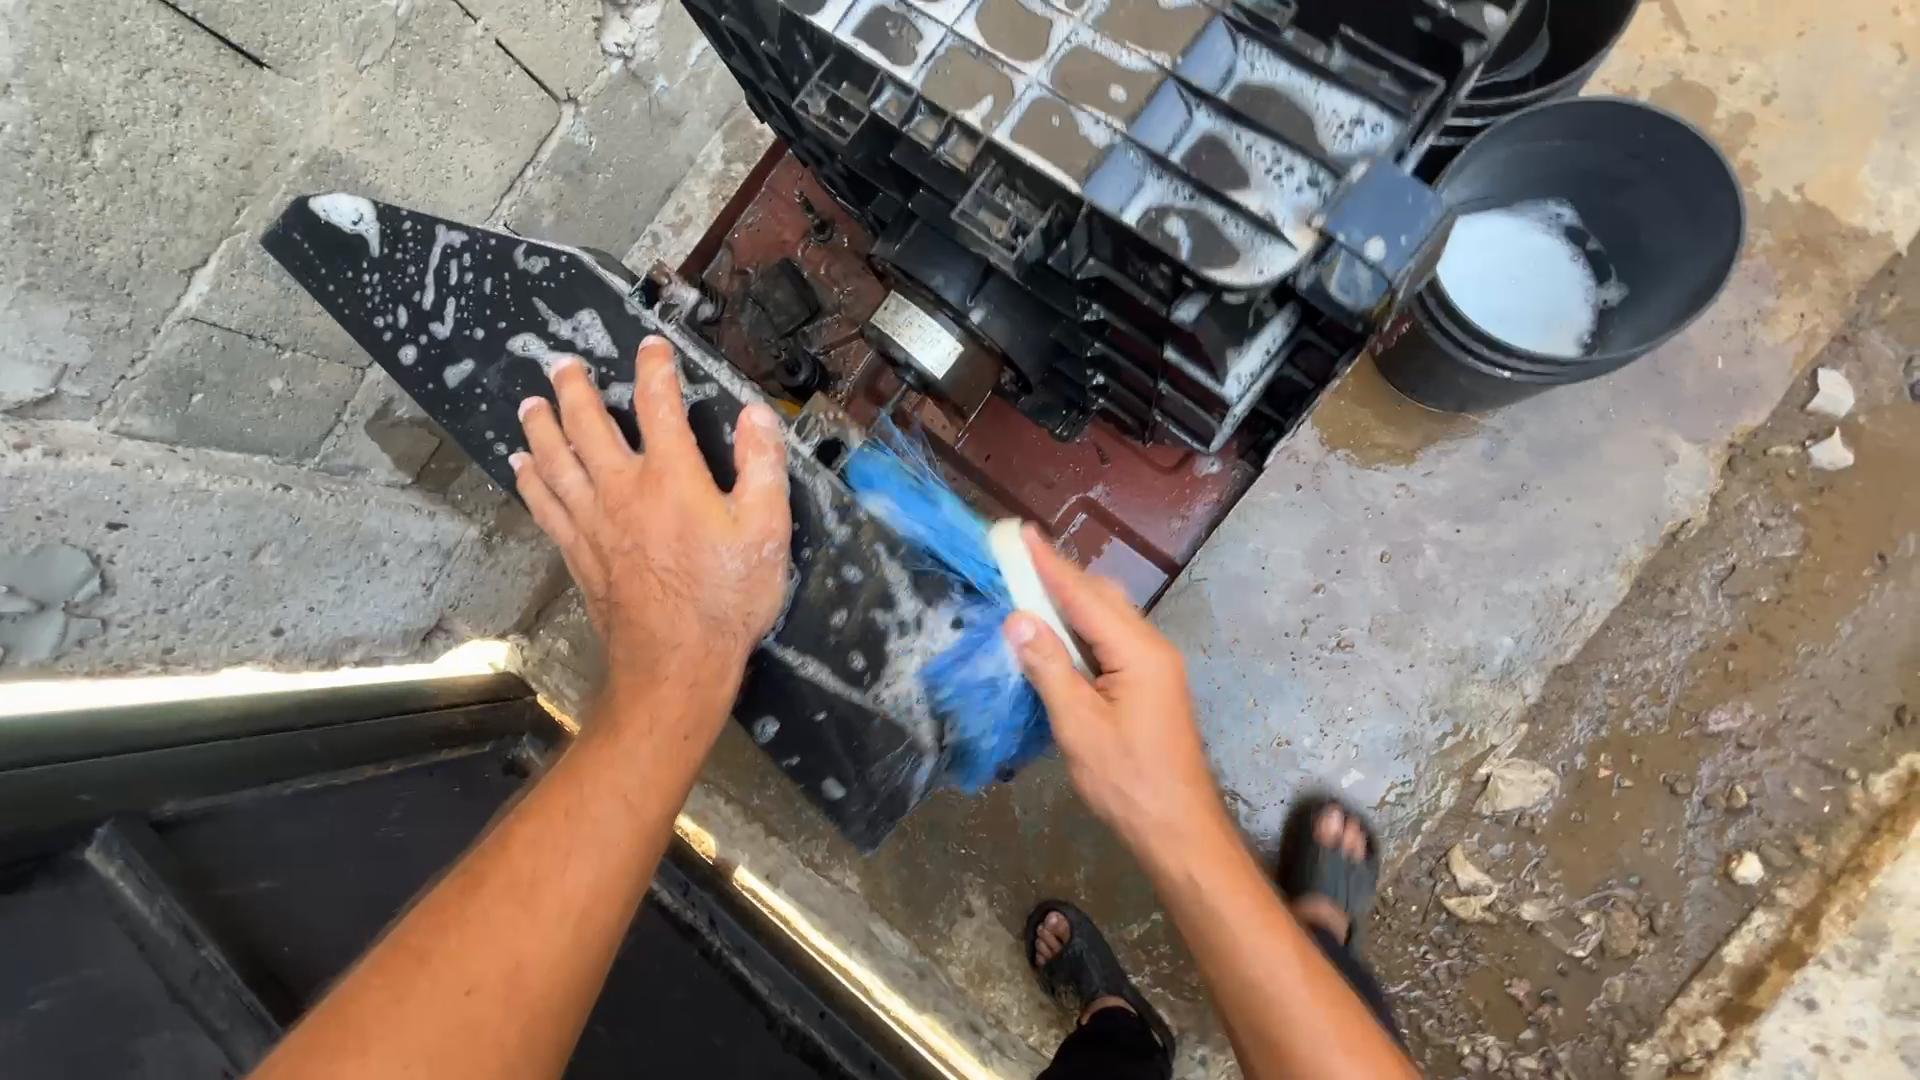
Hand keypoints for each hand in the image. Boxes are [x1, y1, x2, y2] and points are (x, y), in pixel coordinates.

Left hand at [512, 337, 791, 705]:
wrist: (677, 660)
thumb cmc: (728, 595)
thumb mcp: (767, 529)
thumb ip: (762, 466)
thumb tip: (754, 413)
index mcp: (672, 476)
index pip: (659, 406)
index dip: (655, 369)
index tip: (650, 344)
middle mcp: (622, 488)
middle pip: (588, 425)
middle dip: (575, 389)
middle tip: (562, 363)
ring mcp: (592, 521)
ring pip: (555, 459)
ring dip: (540, 426)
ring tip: (530, 402)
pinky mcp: (578, 552)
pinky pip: (544, 504)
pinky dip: (530, 479)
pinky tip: (520, 465)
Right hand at [1001, 526, 1226, 856]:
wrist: (1178, 829)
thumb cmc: (1127, 781)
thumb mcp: (1078, 726)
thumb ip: (1049, 668)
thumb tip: (1018, 619)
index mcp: (1137, 652)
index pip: (1084, 597)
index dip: (1049, 564)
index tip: (1022, 533)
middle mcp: (1151, 648)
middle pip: (1101, 598)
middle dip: (1059, 575)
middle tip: (1018, 557)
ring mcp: (1154, 665)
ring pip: (1108, 617)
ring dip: (1070, 600)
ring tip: (1030, 587)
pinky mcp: (1149, 683)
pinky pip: (1111, 639)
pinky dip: (1081, 627)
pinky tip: (1058, 633)